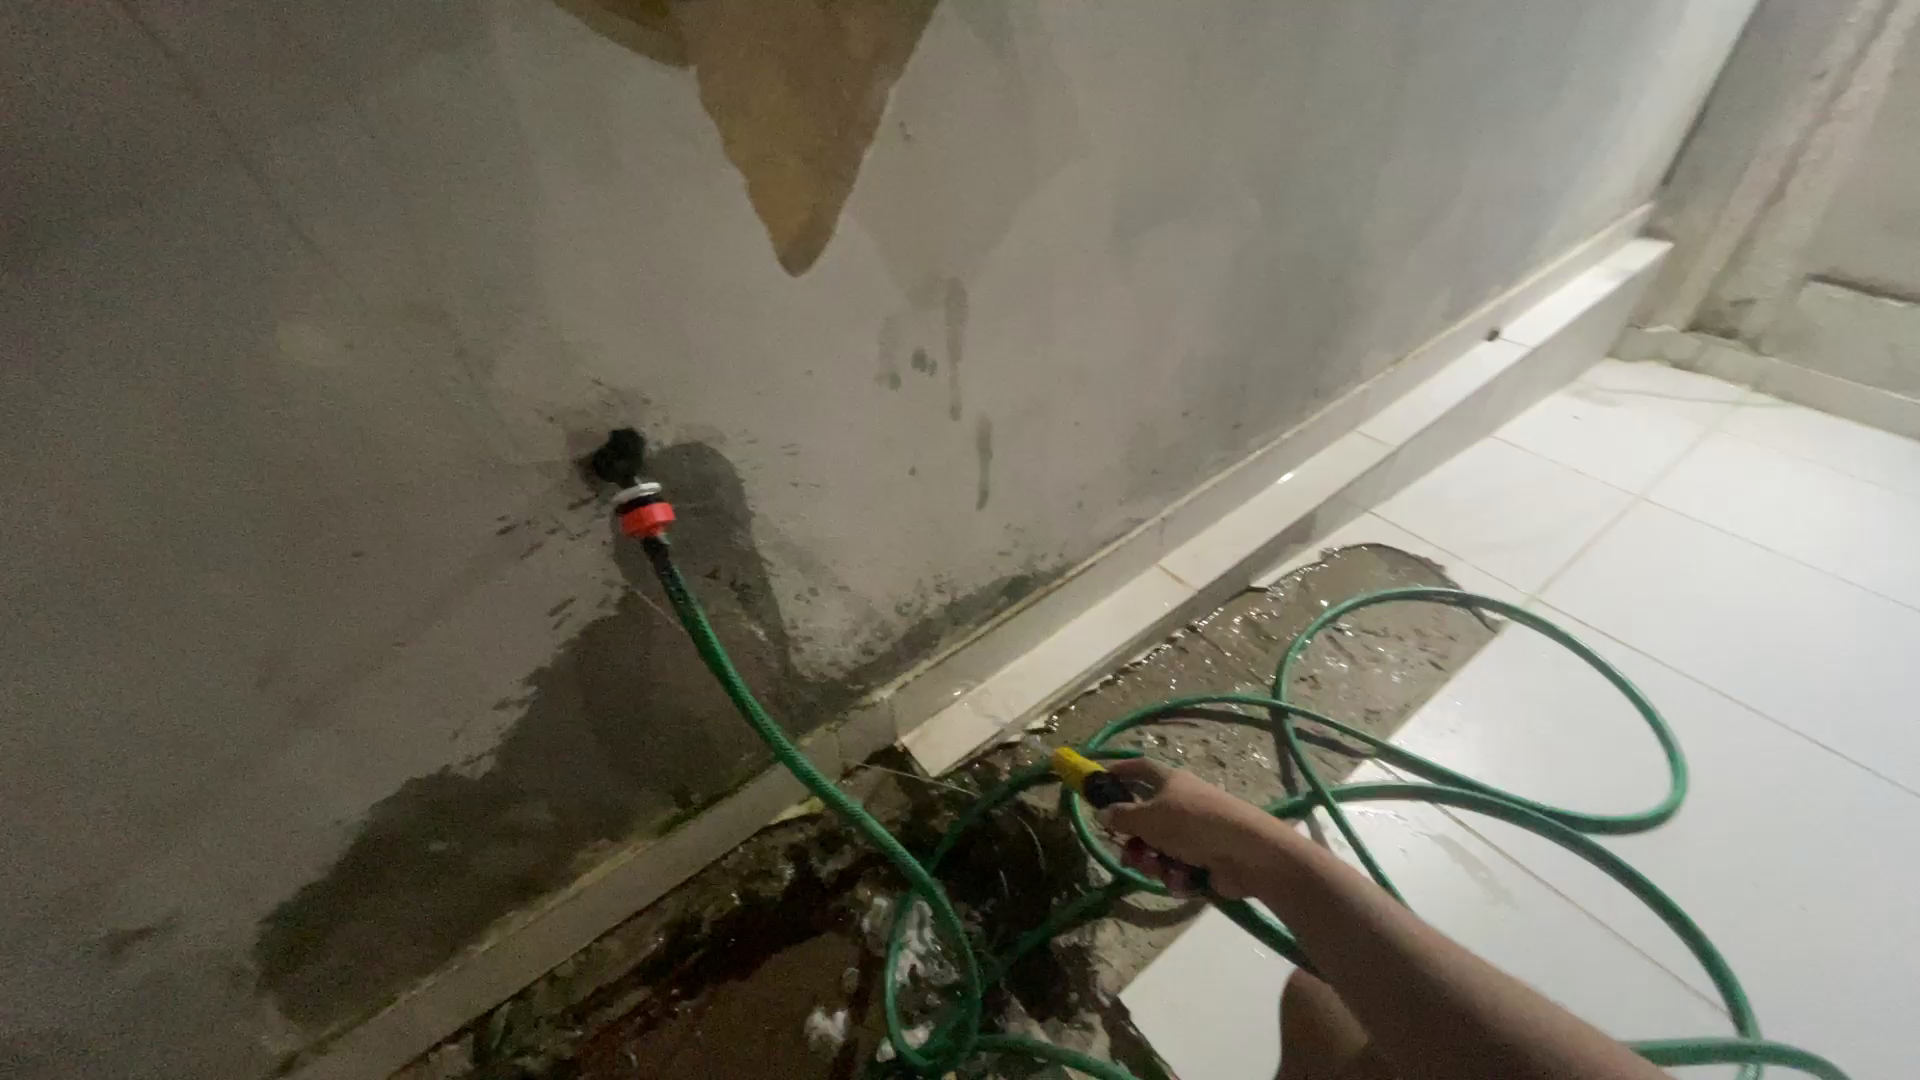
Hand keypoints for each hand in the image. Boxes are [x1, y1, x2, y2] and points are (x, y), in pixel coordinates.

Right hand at [1097, 758, 1293, 899]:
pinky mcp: (1204, 859)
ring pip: (1158, 848)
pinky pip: (1177, 867)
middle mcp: (1180, 803)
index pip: (1139, 768)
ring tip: (1157, 869)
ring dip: (1152, 862)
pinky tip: (1180, 880)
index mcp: (1169, 782)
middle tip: (1125, 853)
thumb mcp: (1149, 817)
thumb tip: (1102, 813)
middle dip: (1133, 840)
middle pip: (1145, 819)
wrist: (1246, 853)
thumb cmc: (1192, 823)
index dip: (1119, 771)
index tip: (1099, 781)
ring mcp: (1193, 833)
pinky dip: (1175, 875)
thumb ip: (1122, 816)